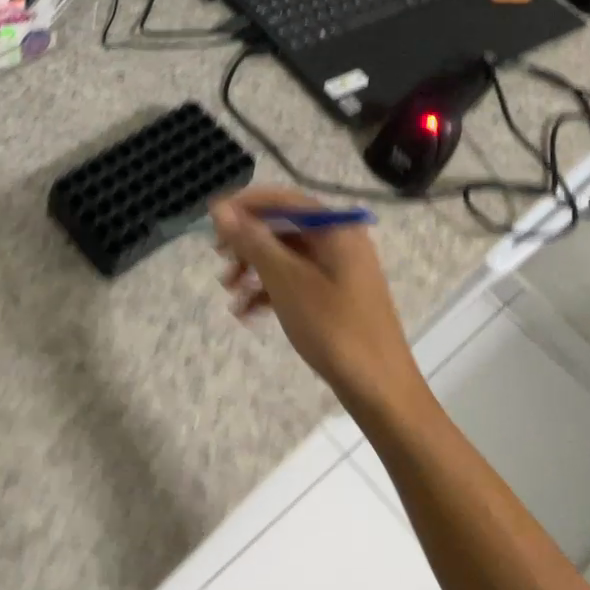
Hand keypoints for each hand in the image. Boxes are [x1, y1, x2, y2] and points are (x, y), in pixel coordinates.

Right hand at [210, 185, 423, 409]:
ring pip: (286, 255)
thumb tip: (220, 208)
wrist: (379, 390)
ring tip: (229, 291)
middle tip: (218, 258)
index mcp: (335, 229)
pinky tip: (247, 311)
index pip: (282, 199)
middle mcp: (340, 241)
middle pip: (283, 226)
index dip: (243, 205)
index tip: (211, 220)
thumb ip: (252, 240)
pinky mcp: (336, 295)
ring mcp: (339, 270)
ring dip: (253, 268)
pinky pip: (295, 279)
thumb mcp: (285, 280)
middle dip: (246, 242)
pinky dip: (269, 289)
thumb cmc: (333, 328)